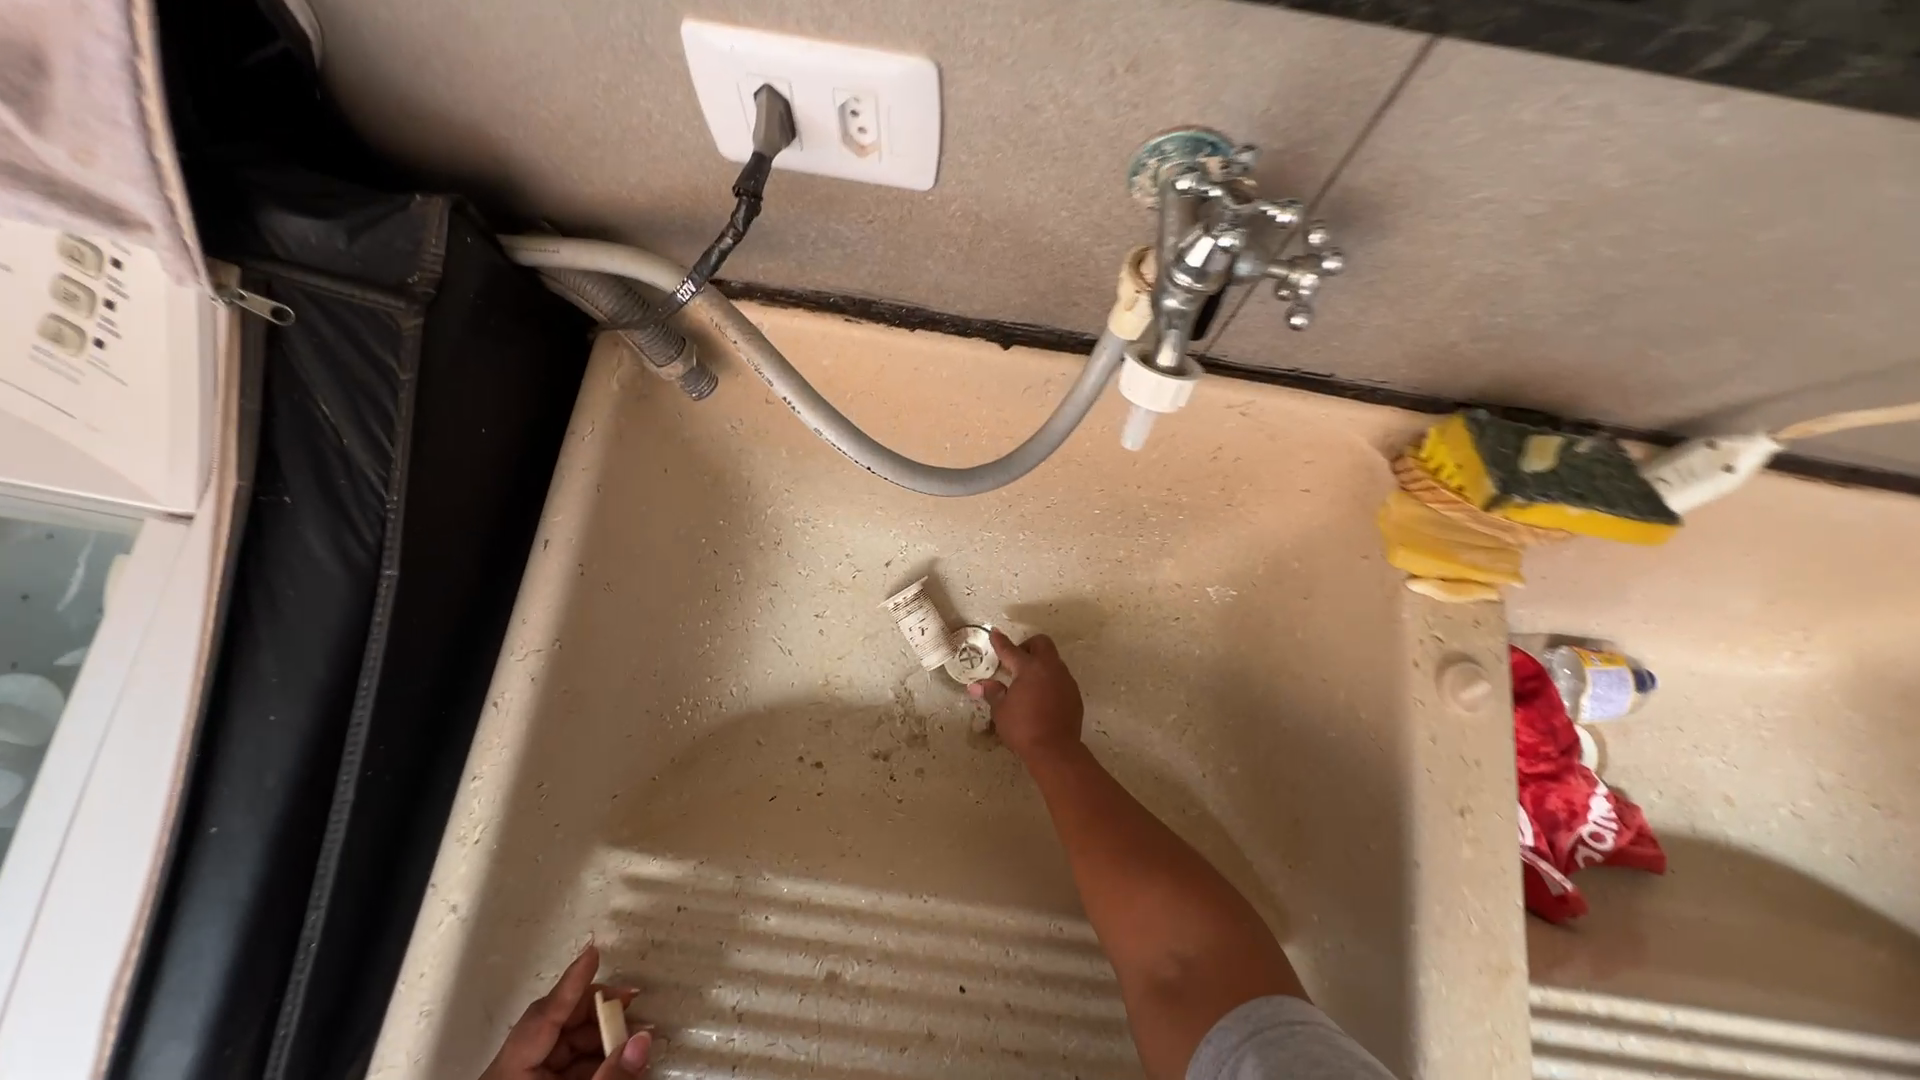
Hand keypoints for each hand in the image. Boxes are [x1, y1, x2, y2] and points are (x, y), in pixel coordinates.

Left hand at [479, 943, 650, 1079]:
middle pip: (559, 1024)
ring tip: (636, 1038)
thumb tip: (643, 1039)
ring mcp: (525, 1078)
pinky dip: (596, 1059)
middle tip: (632, 1002)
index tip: (593, 952)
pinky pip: (568, 1064)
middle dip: (598, 1012)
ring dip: (603, 1038)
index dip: (572, 982)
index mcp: (510, 1072)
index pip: (544, 1015)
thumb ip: (610, 1075)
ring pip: (568, 1043)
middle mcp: (514, 1070)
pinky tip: (620, 1059)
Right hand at [968, 630, 1083, 763]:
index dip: (1000, 641)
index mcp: (1029, 668)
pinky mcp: (1074, 694)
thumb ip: (992, 692)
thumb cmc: (1023, 729)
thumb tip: (977, 686)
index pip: (1011, 650)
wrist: (1055, 750)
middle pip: (1041, 644)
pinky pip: (1061, 678)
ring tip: (1028, 682)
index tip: (995, 633)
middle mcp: (1050, 668)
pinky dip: (1050, 680)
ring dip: (1040, 664)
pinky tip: (1042, 697)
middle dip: (1028, 646)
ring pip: (1053, 660)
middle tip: (1015, 662)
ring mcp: (1065, 680)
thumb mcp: (1001, 710)